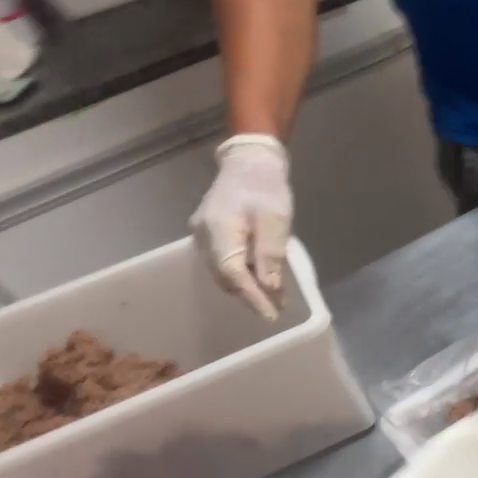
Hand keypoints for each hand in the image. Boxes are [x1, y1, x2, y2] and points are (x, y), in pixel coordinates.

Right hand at [191, 134, 292, 320]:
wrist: (250, 160)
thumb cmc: (266, 189)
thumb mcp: (276, 222)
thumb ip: (270, 256)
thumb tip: (270, 289)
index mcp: (219, 230)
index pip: (233, 274)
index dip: (253, 298)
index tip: (271, 316)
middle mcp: (203, 235)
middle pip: (225, 276)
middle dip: (249, 295)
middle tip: (274, 309)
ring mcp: (202, 233)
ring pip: (221, 270)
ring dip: (244, 286)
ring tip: (270, 298)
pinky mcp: (208, 232)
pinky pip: (222, 261)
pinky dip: (239, 274)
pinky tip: (258, 278)